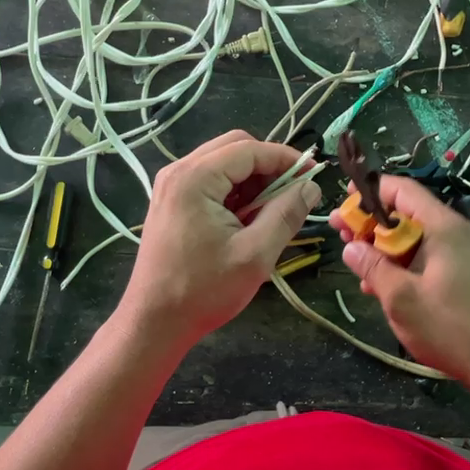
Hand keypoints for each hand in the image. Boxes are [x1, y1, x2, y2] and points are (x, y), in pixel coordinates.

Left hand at [125, 130, 321, 349]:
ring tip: (273, 211)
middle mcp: (179, 171)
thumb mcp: (255, 254)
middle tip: (295, 192)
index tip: (315, 175)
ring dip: (253, 180)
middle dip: (269, 166)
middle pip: (235, 147)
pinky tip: (248, 219)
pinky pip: (211, 181)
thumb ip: (286, 214)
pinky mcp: (172, 201)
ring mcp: (172, 186)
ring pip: (224, 163)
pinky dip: (235, 191)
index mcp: (195, 178)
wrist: (153, 322)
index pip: (250, 149)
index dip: (287, 159)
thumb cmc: (203, 291)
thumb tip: (311, 186)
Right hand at [331, 176, 469, 384]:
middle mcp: (452, 232)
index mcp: (442, 227)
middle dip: (370, 220)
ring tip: (354, 258)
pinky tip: (377, 283)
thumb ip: (373, 267)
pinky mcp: (458, 272)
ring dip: (381, 245)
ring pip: (411, 236)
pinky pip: (422, 255)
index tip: (344, 200)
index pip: (403, 190)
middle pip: (405, 212)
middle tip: (340, 231)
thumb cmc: (449, 327)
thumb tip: (350, 247)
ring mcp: (458, 252)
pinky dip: (398, 262)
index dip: (371, 191)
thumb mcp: (401, 298)